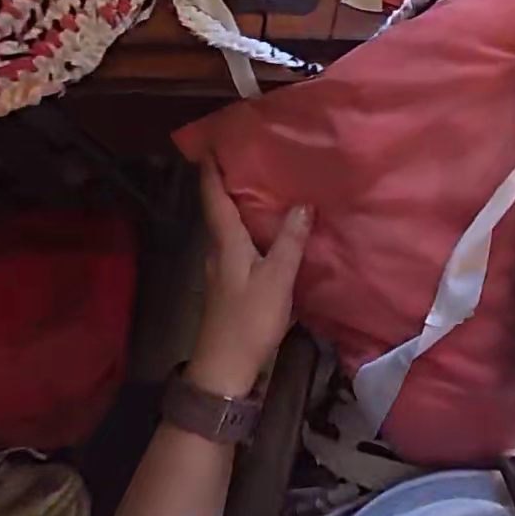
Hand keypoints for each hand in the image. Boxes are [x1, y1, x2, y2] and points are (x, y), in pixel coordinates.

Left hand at [186, 160, 310, 397]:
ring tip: (266, 189)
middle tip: (251, 160)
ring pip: (231, 229)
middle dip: (231, 184)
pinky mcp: (231, 285)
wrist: (225, 370)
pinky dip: (252, 231)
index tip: (211, 145)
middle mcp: (219, 251)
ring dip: (242, 208)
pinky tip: (270, 233)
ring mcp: (222, 269)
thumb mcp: (277, 279)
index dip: (211, 172)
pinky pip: (240, 246)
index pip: (214, 199)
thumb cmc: (248, 320)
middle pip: (220, 210)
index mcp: (226, 244)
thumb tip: (303, 203)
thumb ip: (290, 241)